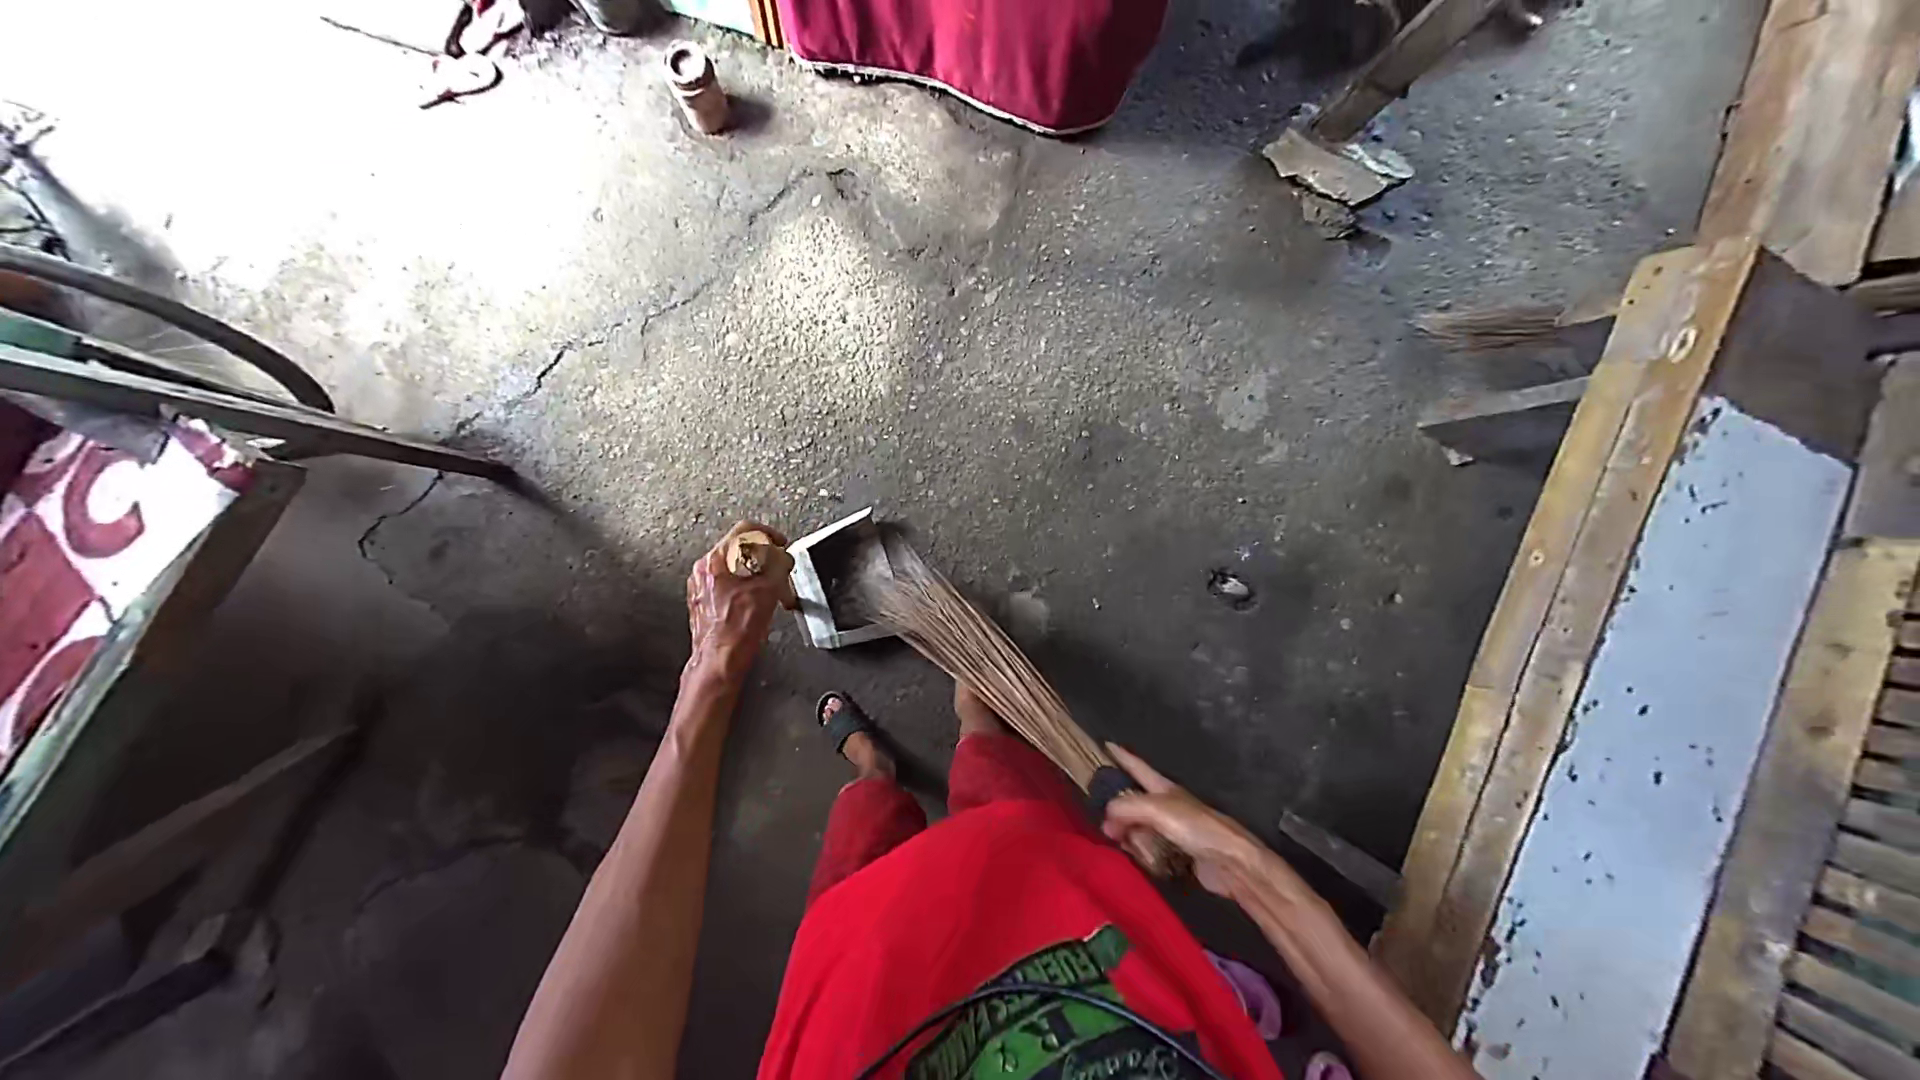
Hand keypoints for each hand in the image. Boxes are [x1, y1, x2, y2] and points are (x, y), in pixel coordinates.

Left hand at [685, 521, 790, 682]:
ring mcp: (701, 584)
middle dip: (764, 556)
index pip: (745, 530)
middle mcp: (704, 569)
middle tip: (779, 567)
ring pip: (733, 566)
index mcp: (717, 560)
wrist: (720, 659)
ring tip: (771, 588)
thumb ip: (778, 564)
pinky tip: (756, 601)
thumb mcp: (770, 589)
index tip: (779, 543)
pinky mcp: (703, 599)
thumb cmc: (739, 630)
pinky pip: (726, 582)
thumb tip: (781, 556)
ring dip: (755, 572)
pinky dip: (743, 585)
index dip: (769, 534)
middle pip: (739, 548)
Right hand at [1102, 742, 1269, 898]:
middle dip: (1117, 807)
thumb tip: (1107, 818)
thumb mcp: (1157, 809)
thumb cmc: (1197, 827)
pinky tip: (1134, 856)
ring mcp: (1173, 829)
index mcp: (1164, 788)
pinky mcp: (1178, 853)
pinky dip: (1139, 851)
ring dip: (1127, 833)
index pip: (1137, 766)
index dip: (1121, 755)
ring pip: (1140, 826)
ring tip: (1116, 841)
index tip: (1106, 744)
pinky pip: (1149, 848)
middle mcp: (1167, 805)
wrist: (1232, 863)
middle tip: (1101, 820)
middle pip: (1134, 800)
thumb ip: (1127, 807)